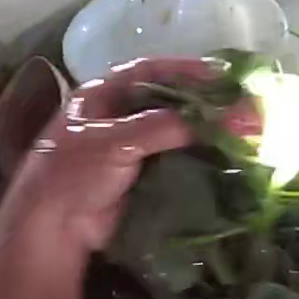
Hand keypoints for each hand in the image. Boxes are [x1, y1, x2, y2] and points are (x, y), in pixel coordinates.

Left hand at [0, 57, 241, 262]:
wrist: (54, 227)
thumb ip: (167, 126)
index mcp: (103, 96)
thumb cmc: (73, 172)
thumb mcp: (116, 141)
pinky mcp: (142, 178)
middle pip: (169, 102)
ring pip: (176, 133)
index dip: (186, 70)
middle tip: (243, 105)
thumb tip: (227, 119)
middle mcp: (118, 117)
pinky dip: (200, 160)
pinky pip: (176, 162)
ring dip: (207, 133)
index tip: (223, 74)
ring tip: (245, 132)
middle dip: (204, 104)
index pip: (150, 72)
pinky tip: (227, 159)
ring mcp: (131, 149)